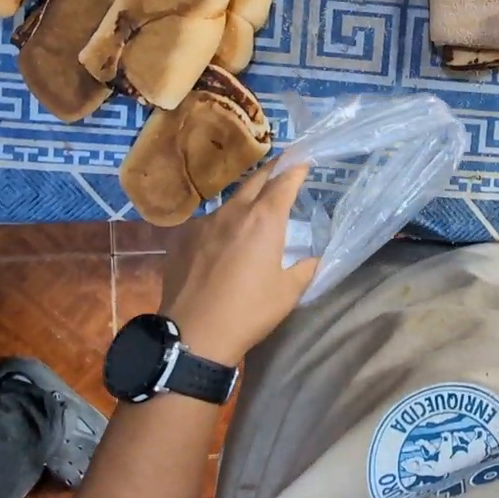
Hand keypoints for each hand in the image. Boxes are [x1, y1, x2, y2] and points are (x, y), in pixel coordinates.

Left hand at [160, 163, 317, 364]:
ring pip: (231, 200)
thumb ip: (306, 268)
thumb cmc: (249, 312)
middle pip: (257, 179)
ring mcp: (205, 223)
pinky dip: (223, 223)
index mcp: (265, 219)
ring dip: (247, 198)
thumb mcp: (289, 292)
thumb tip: (315, 257)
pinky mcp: (183, 238)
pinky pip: (209, 222)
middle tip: (284, 170)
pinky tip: (223, 238)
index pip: (285, 181)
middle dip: (273, 171)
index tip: (305, 161)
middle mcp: (235, 212)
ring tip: (256, 207)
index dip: (297, 168)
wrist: (194, 336)